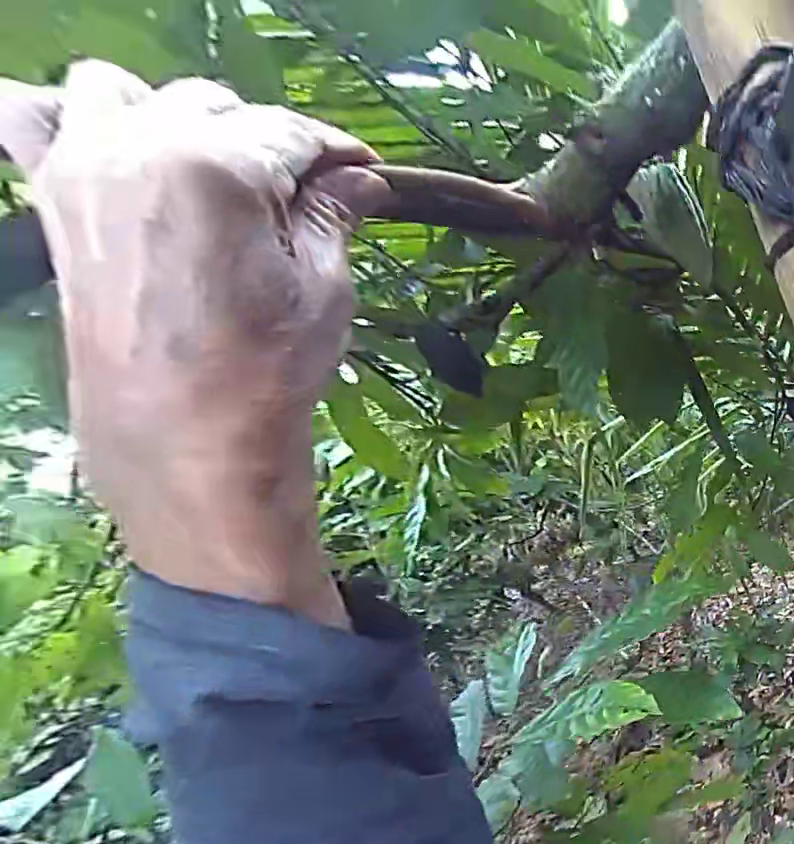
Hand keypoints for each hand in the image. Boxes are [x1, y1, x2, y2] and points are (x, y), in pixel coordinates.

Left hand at [0, 61, 391, 627]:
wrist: (186, 416)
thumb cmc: (274, 358)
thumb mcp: (326, 287)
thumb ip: (333, 218)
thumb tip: (361, 179)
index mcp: (214, 168)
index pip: (284, 131)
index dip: (336, 148)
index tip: (371, 170)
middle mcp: (131, 143)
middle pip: (212, 105)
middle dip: (272, 140)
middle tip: (316, 192)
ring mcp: (75, 160)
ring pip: (124, 91)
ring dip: (184, 119)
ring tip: (227, 173)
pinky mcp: (47, 188)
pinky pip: (35, 111)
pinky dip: (83, 117)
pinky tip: (129, 154)